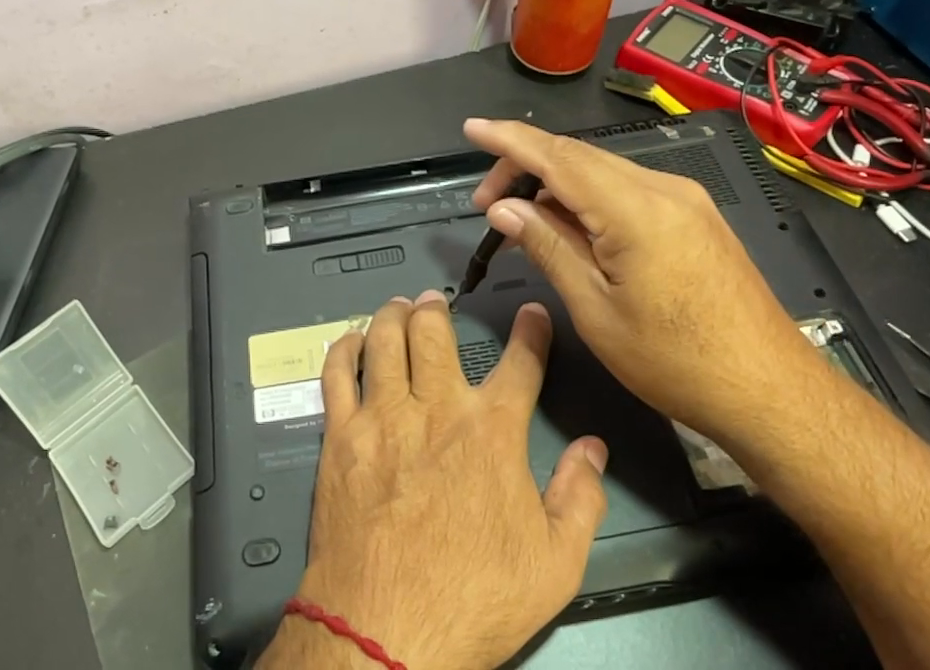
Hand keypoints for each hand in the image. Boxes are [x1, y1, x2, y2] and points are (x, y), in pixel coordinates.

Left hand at [258, 291, 607, 669]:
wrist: (386, 628)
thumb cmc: (474, 597)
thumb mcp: (555, 563)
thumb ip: (580, 498)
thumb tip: (592, 450)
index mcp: (492, 433)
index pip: (521, 364)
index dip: (531, 333)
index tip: (532, 314)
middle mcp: (436, 411)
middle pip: (435, 334)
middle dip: (437, 309)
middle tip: (435, 301)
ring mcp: (382, 419)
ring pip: (386, 342)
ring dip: (393, 316)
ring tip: (397, 306)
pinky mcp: (340, 438)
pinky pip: (337, 376)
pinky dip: (344, 349)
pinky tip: (350, 341)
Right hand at [464, 118, 817, 436]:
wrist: (768, 388)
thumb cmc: (676, 361)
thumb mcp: (596, 311)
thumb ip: (548, 248)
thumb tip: (505, 209)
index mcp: (637, 210)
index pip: (558, 158)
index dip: (509, 141)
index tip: (472, 129)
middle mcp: (665, 190)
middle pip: (580, 158)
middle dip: (526, 169)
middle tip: (486, 206)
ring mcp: (686, 201)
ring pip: (604, 173)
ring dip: (557, 186)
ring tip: (522, 222)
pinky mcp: (696, 217)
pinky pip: (628, 191)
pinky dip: (589, 200)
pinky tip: (570, 228)